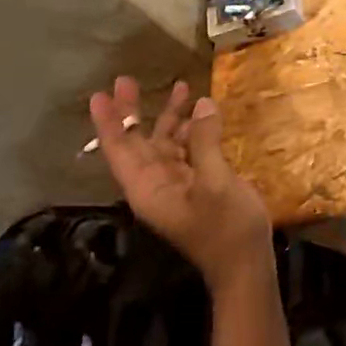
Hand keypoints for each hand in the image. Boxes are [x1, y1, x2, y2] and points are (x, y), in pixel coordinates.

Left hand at [87, 76, 272, 294]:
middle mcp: (155, 183)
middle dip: (132, 112)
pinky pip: (187, 149)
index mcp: (148, 187)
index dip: (108, 122)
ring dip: (169, 116)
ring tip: (181, 85)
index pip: (119, 150)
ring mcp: (176, 183)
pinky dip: (192, 129)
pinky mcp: (197, 183)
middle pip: (137, 142)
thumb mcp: (215, 183)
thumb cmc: (225, 228)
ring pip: (164, 143)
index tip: (100, 95)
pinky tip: (204, 112)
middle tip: (126, 80)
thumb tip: (203, 104)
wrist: (245, 264)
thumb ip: (205, 142)